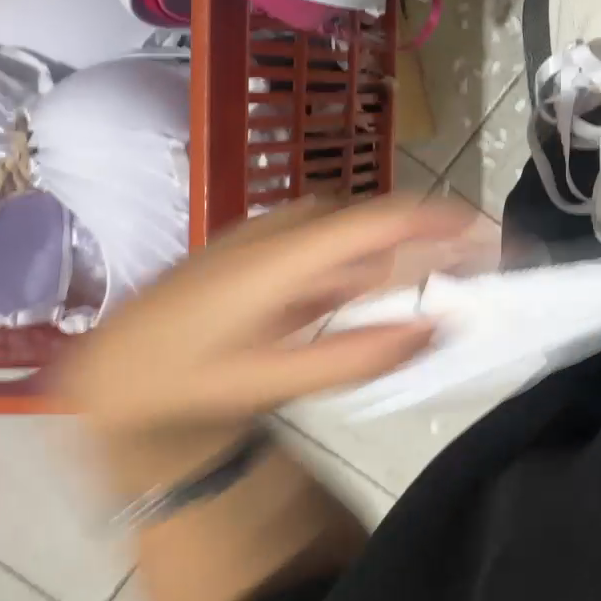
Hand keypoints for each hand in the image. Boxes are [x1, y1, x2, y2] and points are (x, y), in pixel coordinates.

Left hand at [57, 196, 488, 493]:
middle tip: (480, 266)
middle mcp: (285, 230)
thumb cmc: (182, 381)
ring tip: (444, 278)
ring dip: (405, 250)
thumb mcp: (269, 381)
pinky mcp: (270, 246)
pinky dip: (373, 261)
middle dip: (436, 236)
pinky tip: (379, 292)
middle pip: (380, 220)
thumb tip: (437, 327)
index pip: (384, 219)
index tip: (494, 234)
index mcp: (286, 255)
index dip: (445, 220)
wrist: (106, 374)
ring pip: (359, 232)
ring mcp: (274, 235)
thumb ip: (356, 358)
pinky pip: (337, 244)